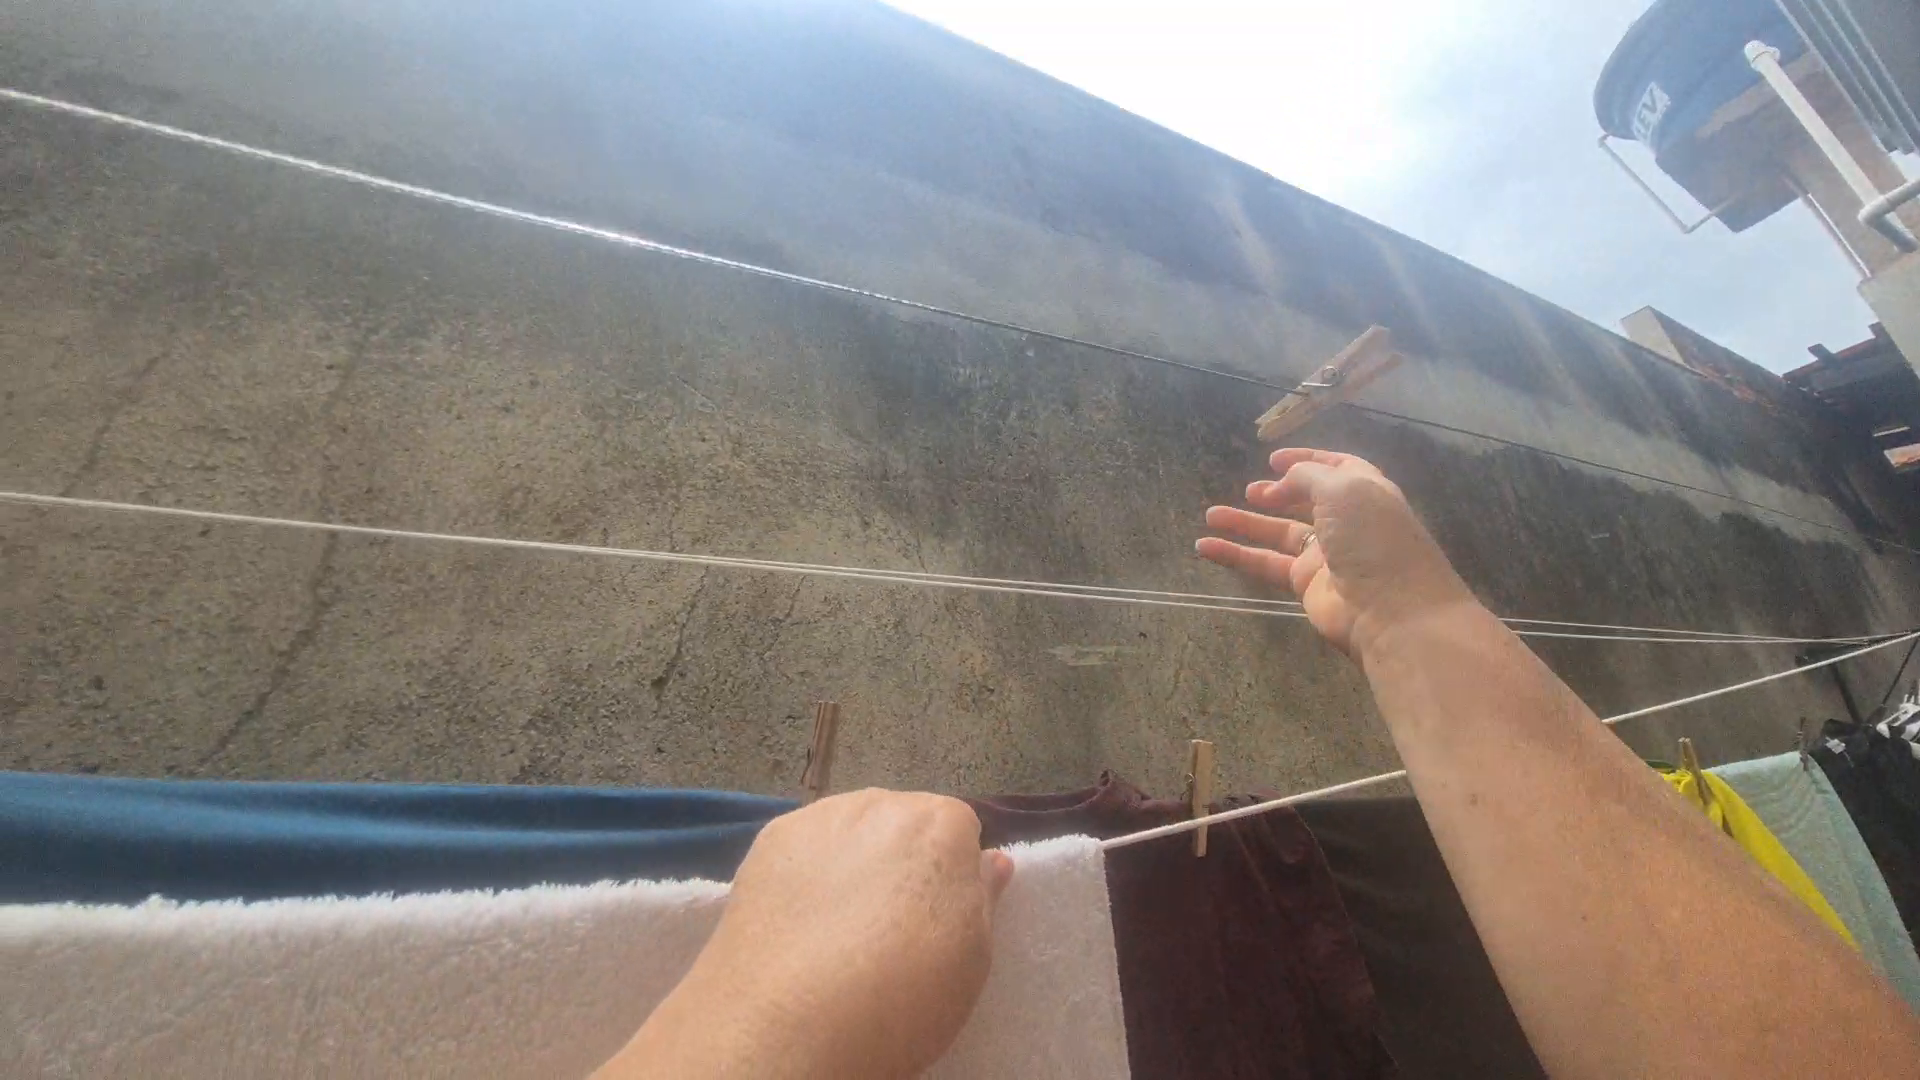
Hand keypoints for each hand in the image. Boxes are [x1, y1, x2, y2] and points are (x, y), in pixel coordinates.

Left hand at [600, 790, 1013, 1079]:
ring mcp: (825, 813)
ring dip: (855, 855)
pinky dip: (807, 867)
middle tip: (888, 921)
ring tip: (837, 920)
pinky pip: (806, 842)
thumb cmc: (902, 997)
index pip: (959, 830)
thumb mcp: (971, 960)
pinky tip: (797, 915)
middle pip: (904, 820)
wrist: (790, 1022)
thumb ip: (984, 897)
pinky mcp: (774, 834)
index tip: (936, 915)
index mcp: (944, 823)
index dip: (950, 873)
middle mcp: (886, 800)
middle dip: (902, 856)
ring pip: (853, 826)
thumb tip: (991, 859)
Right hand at [1196, 448, 1476, 657]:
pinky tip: (1205, 547)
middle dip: (1277, 493)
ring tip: (1211, 515)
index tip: (1274, 458)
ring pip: (1277, 533)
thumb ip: (1306, 477)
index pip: (1337, 468)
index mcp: (1364, 492)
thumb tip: (1277, 484)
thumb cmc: (1373, 539)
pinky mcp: (1304, 583)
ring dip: (1245, 523)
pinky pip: (1264, 563)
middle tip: (1250, 491)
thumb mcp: (1343, 489)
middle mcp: (1346, 521)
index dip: (1307, 460)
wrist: (1391, 609)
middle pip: (1305, 501)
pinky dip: (1234, 554)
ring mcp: (1325, 555)